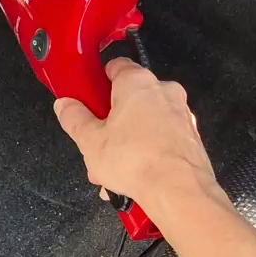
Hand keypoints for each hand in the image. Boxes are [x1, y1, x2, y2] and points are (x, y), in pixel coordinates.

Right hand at [54, 59, 228, 224]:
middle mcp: (163, 92)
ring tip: (112, 170)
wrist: (178, 190)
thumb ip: (74, 118)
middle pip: (130, 99)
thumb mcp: (90, 141)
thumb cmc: (137, 161)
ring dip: (127, 142)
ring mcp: (180, 114)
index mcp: (136, 83)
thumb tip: (65, 106)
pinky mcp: (190, 137)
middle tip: (96, 142)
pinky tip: (133, 176)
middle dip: (111, 122)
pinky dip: (147, 153)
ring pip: (145, 123)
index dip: (98, 80)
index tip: (86, 96)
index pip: (115, 66)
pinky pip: (161, 140)